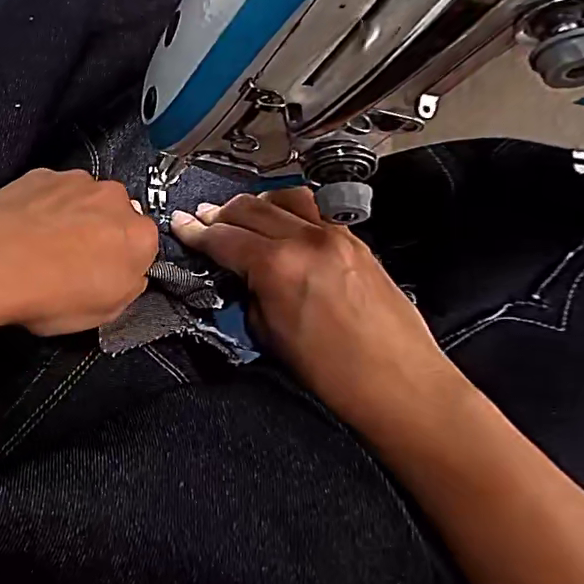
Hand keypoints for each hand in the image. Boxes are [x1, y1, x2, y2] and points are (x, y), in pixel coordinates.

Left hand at [0, 168, 159, 335]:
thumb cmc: (49, 290)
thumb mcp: (104, 313)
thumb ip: (127, 288)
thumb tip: (127, 278)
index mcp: (139, 236)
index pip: (144, 247)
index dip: (124, 264)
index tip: (106, 277)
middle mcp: (115, 200)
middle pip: (117, 217)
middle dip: (101, 235)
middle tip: (75, 264)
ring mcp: (78, 183)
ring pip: (85, 201)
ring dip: (74, 218)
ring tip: (45, 248)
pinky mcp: (44, 175)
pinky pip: (53, 192)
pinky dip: (45, 206)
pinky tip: (27, 231)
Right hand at [170, 189, 460, 426]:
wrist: (401, 385)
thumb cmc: (337, 376)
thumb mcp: (271, 337)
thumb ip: (249, 294)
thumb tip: (239, 275)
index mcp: (277, 266)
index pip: (224, 237)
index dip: (195, 232)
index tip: (181, 225)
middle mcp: (306, 240)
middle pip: (249, 209)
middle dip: (219, 213)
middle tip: (201, 219)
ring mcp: (335, 235)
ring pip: (283, 198)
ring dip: (255, 204)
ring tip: (239, 214)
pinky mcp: (355, 240)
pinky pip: (314, 209)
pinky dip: (289, 208)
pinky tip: (282, 219)